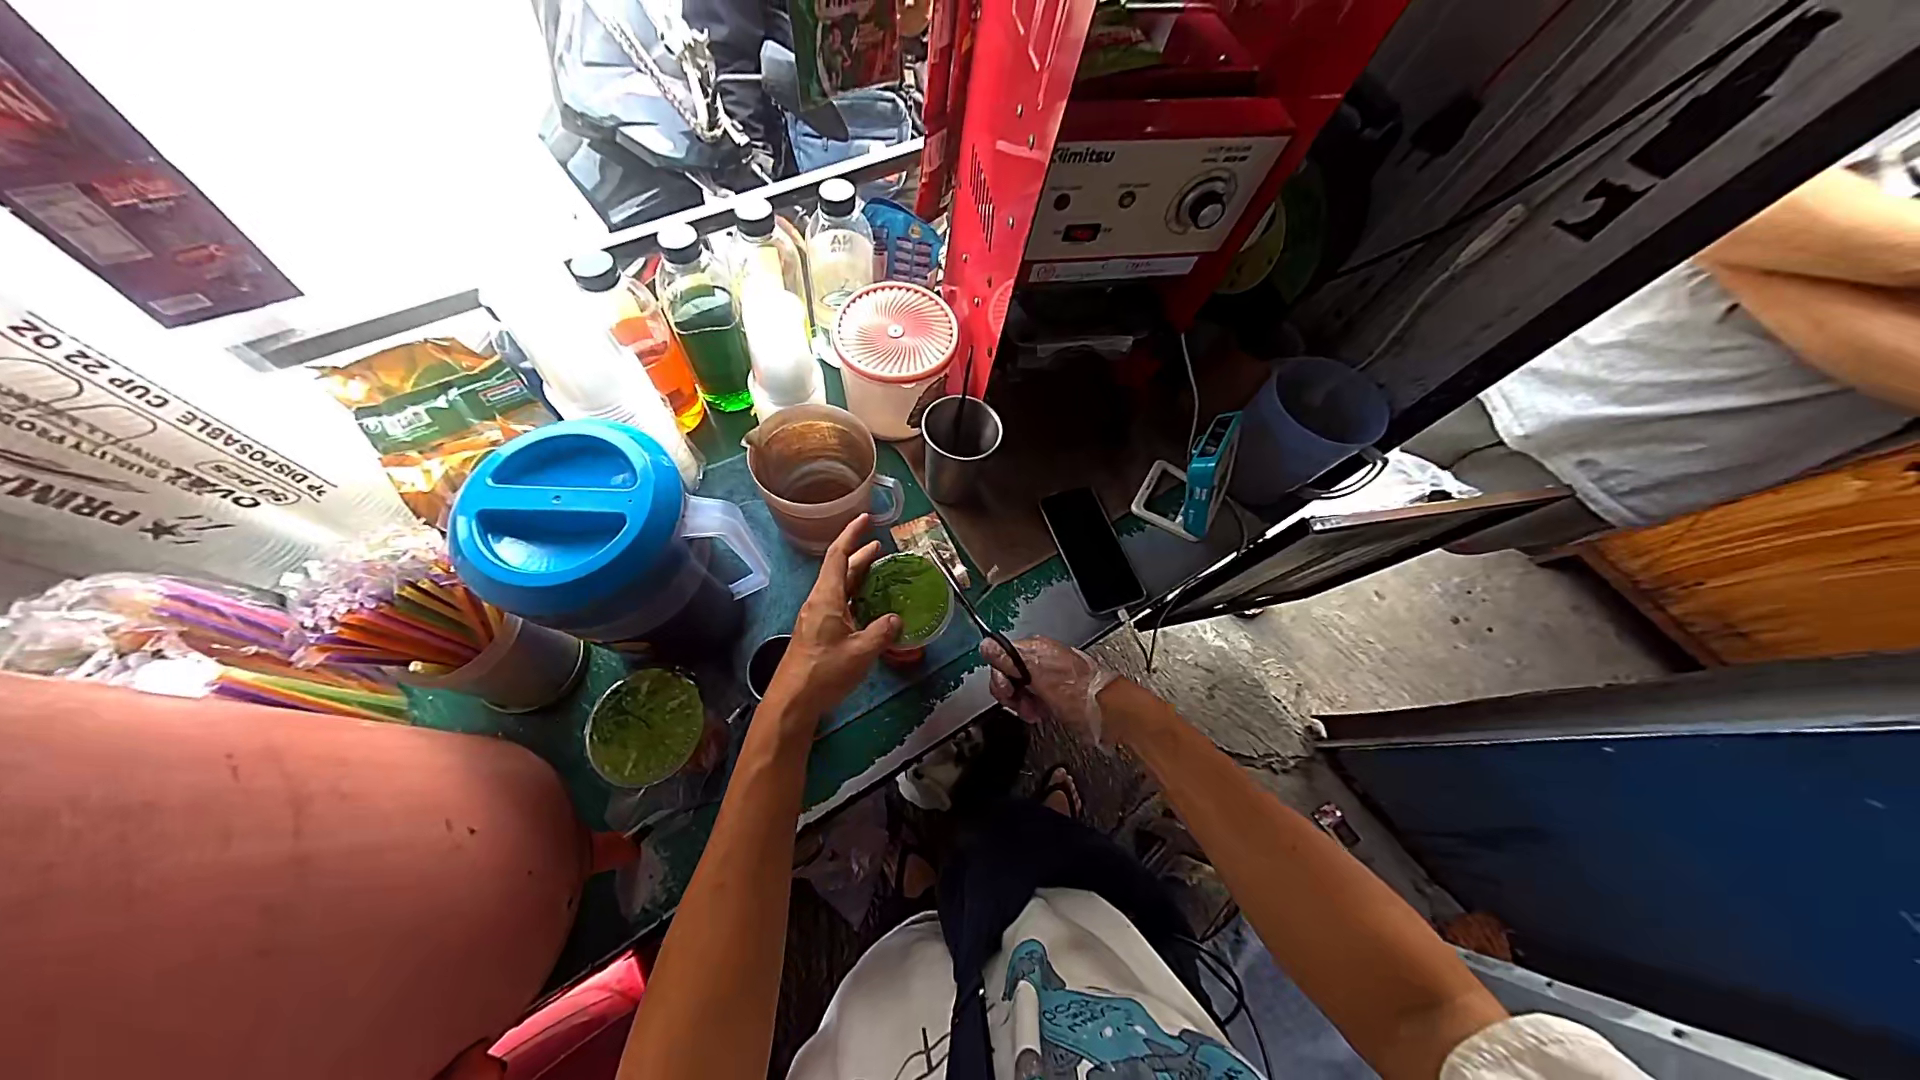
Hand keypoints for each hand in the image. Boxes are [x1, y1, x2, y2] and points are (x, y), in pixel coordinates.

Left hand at [761, 514, 900, 724]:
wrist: (792, 701)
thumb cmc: (824, 672)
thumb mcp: (861, 652)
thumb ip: (882, 632)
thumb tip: (895, 620)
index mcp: (826, 598)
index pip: (839, 555)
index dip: (852, 534)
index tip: (865, 519)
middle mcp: (819, 602)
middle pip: (839, 570)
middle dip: (860, 555)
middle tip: (881, 546)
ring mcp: (817, 618)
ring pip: (839, 588)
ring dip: (858, 577)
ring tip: (879, 572)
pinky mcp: (818, 633)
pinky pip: (839, 605)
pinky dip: (856, 598)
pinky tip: (869, 607)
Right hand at [980, 636, 1119, 744]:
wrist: (1106, 712)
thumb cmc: (1078, 692)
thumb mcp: (1037, 672)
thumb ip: (1008, 658)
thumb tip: (986, 644)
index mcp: (1034, 648)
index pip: (1001, 657)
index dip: (1001, 676)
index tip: (1009, 689)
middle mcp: (1039, 660)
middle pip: (1007, 675)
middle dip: (1011, 693)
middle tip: (1022, 701)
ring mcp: (1046, 678)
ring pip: (1018, 690)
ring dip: (1021, 704)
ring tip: (1034, 711)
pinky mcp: (1052, 695)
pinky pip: (1030, 700)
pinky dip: (1031, 709)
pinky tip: (1041, 713)